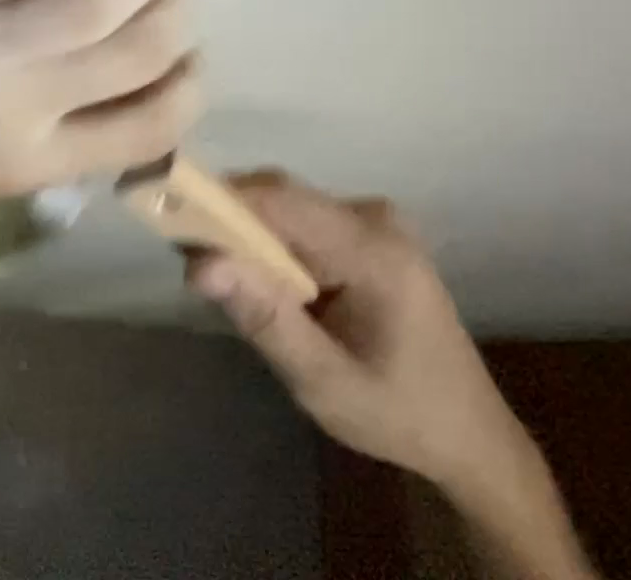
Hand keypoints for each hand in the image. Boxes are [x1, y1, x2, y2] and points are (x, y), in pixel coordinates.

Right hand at [186, 172, 531, 488]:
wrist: (467, 435)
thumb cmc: (397, 413)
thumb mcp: (322, 380)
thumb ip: (263, 318)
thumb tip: (199, 264)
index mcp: (376, 252)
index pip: (276, 200)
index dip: (214, 202)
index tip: (163, 222)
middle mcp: (375, 220)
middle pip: (275, 195)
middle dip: (223, 223)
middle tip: (192, 272)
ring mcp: (373, 222)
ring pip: (279, 204)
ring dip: (241, 236)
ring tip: (223, 286)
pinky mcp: (365, 232)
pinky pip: (294, 218)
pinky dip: (263, 242)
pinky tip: (261, 284)